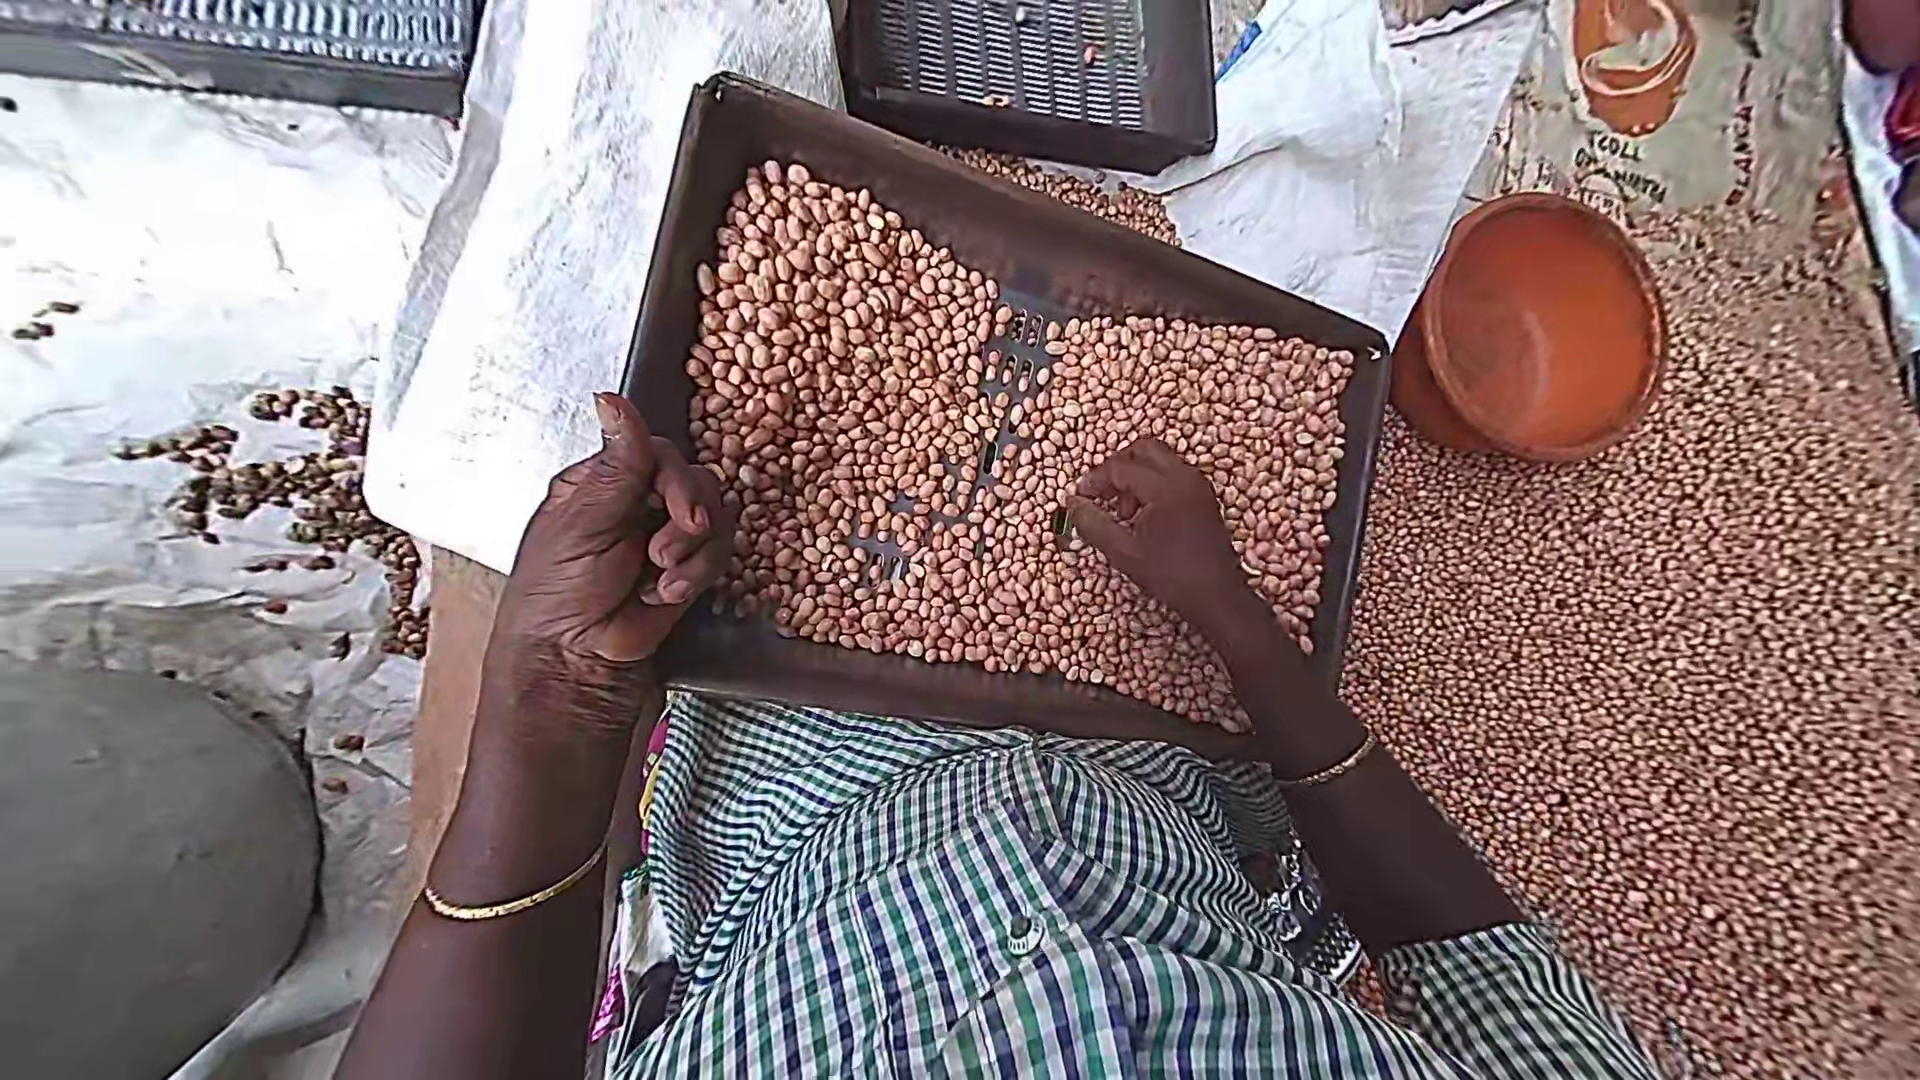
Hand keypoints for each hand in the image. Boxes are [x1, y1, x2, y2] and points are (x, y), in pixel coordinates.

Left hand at [483, 392, 733, 734]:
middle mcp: (641, 502)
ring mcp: (668, 534)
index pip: (660, 454)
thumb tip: (612, 399)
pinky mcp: (691, 565)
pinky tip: (667, 593)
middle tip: (666, 550)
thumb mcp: (582, 524)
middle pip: (696, 482)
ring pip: (716, 516)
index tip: (677, 508)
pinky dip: (698, 574)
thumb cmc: (559, 593)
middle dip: (689, 518)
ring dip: (694, 552)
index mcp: (605, 482)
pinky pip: (720, 551)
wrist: (579, 660)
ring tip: (661, 578)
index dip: (677, 479)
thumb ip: (616, 466)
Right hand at [1067, 437, 1254, 640]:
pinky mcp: (1203, 496)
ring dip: (1135, 475)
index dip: (1094, 480)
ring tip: (1122, 511)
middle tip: (1100, 493)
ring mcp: (1198, 485)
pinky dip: (1152, 483)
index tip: (1080, 497)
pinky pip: (1172, 473)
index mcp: (1165, 488)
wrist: (1216, 596)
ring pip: (1159, 459)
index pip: (1120, 467)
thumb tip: (1073, 503)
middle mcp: (1185, 477)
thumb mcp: (1123, 552)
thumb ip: (1093, 523)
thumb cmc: (1171, 576)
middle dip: (1116, 467)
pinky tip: (1142, 515)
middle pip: (1143, 449)